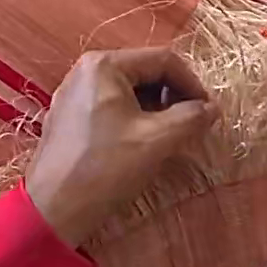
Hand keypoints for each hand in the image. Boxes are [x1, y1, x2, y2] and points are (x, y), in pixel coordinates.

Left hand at [27, 49, 217, 245]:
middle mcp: (85, 70)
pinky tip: (141, 142)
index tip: (209, 113)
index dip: (192, 84)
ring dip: (155, 109)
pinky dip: (133, 117)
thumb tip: (211, 109)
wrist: (54, 206)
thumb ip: (190, 118)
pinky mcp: (68, 114)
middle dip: (172, 96)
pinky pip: (110, 105)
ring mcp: (73, 92)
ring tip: (169, 136)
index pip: (163, 60)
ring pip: (128, 90)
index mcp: (104, 65)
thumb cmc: (106, 167)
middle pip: (144, 72)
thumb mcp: (156, 140)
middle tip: (190, 126)